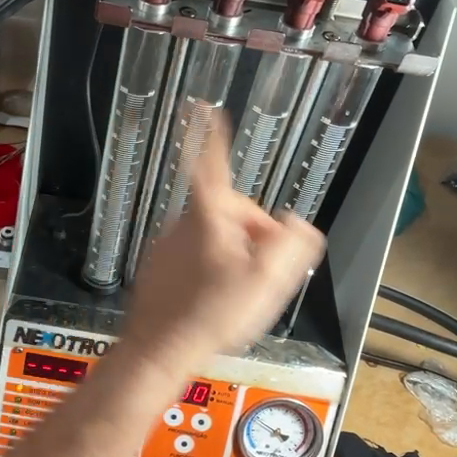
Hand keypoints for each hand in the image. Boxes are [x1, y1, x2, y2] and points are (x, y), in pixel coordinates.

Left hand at [123, 119, 324, 365]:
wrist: (161, 348)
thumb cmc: (211, 314)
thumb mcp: (269, 280)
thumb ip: (292, 244)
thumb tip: (299, 225)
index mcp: (209, 217)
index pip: (213, 163)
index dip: (213, 134)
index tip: (206, 108)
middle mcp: (182, 224)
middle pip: (228, 211)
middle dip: (252, 232)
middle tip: (264, 268)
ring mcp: (166, 247)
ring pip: (212, 238)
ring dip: (232, 254)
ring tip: (239, 292)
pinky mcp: (158, 270)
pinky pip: (193, 259)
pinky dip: (209, 272)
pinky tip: (214, 301)